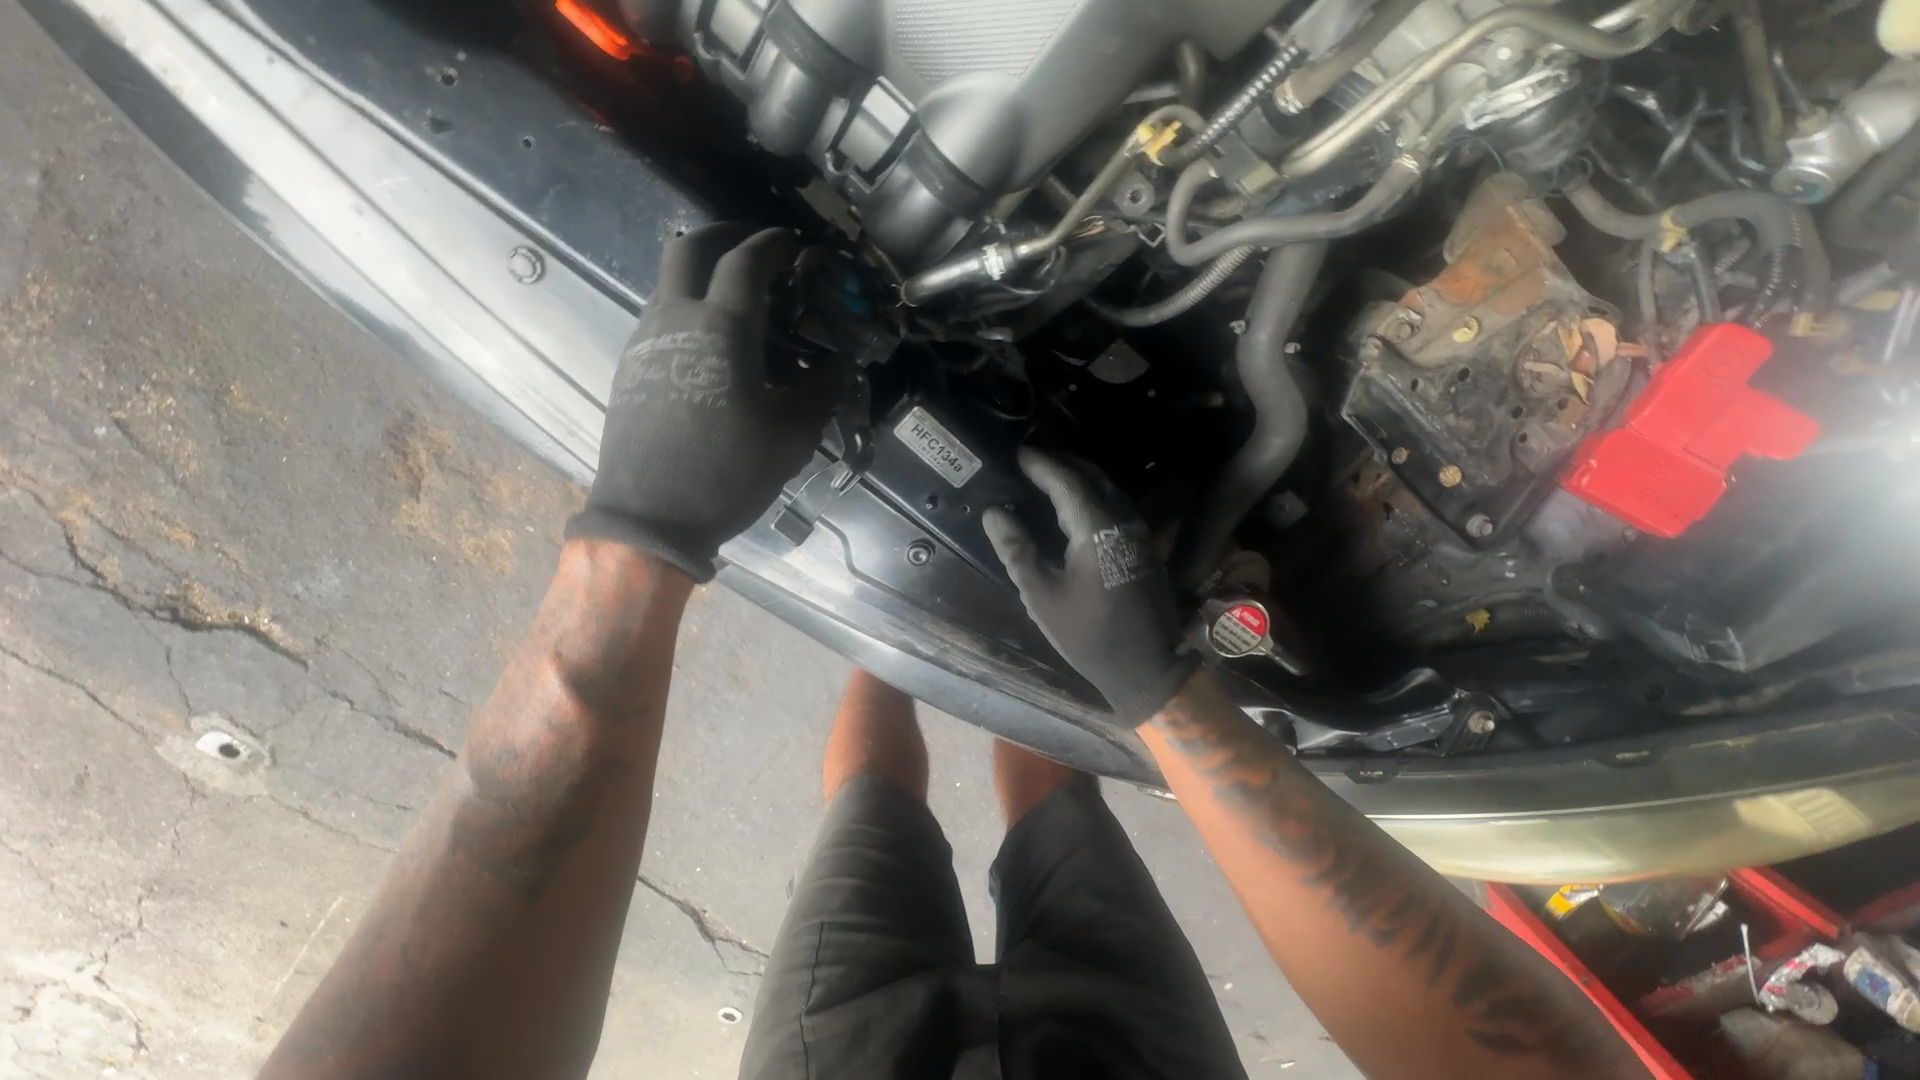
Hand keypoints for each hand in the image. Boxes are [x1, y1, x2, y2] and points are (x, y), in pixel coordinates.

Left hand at [568, 224, 841, 581]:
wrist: (649, 517)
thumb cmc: (727, 473)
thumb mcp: (790, 436)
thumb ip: (822, 390)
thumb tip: (842, 364)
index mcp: (722, 328)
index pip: (748, 261)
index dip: (775, 244)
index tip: (796, 244)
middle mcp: (676, 319)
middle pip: (691, 247)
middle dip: (727, 236)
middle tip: (758, 250)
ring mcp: (646, 340)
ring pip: (670, 280)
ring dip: (705, 273)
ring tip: (741, 301)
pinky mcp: (631, 365)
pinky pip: (661, 314)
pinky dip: (690, 307)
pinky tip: (714, 346)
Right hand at [983, 449, 1196, 725]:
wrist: (1147, 667)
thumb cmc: (1088, 635)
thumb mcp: (1042, 597)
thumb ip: (1017, 550)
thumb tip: (994, 513)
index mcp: (1097, 529)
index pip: (1066, 481)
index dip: (1041, 464)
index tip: (1018, 452)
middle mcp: (1123, 520)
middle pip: (1092, 477)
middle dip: (1061, 463)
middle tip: (1031, 459)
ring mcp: (1140, 533)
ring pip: (1109, 489)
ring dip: (1079, 476)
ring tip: (1049, 475)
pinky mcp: (1146, 547)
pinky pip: (1117, 505)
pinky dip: (1093, 495)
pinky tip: (1075, 505)